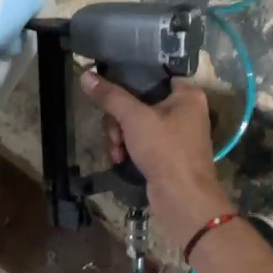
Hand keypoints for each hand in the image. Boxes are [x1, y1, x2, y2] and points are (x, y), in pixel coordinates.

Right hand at [80, 72, 232, 246]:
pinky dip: (128, 149)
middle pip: (139, 103)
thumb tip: (85, 74)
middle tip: (114, 135)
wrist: (182, 198)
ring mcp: (176, 134)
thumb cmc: (165, 150)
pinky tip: (120, 160)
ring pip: (136, 124)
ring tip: (116, 152)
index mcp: (187, 94)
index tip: (108, 94)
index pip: (153, 75)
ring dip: (119, 137)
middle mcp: (185, 111)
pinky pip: (141, 142)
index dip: (128, 82)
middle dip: (118, 121)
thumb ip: (110, 96)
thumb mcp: (134, 118)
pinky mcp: (166, 154)